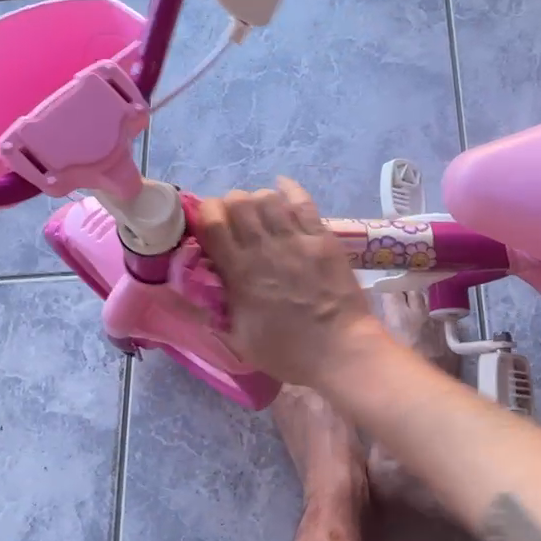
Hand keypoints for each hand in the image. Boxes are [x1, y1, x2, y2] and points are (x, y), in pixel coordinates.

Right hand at [194, 177, 381, 387]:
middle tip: (235, 219)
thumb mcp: (239, 338)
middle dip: (231, 204)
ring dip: (258, 200)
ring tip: (260, 213)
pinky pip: (302, 201)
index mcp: (239, 272)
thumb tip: (201, 291)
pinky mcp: (322, 237)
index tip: (208, 222)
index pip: (212, 222)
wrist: (339, 349)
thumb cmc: (287, 352)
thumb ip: (217, 310)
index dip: (206, 213)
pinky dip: (289, 190)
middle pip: (239, 202)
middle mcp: (264, 247)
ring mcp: (295, 239)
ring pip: (268, 198)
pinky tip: (282, 189)